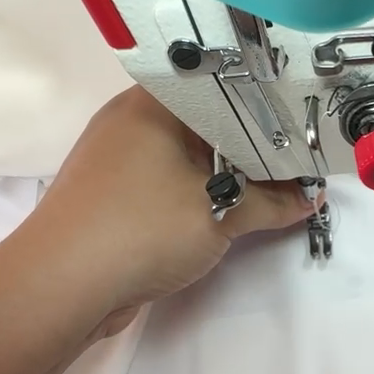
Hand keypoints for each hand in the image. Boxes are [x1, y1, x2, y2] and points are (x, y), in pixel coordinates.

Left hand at [14, 86, 315, 330]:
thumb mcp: (221, 214)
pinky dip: (204, 194)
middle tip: (299, 163)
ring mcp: (122, 160)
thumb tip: (310, 197)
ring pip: (191, 156)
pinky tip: (231, 210)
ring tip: (274, 189)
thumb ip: (272, 203)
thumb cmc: (143, 229)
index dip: (267, 108)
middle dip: (253, 147)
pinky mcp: (119, 195)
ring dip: (229, 175)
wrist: (64, 284)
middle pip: (209, 124)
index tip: (304, 129)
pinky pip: (173, 183)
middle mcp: (134, 121)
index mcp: (154, 104)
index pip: (222, 88)